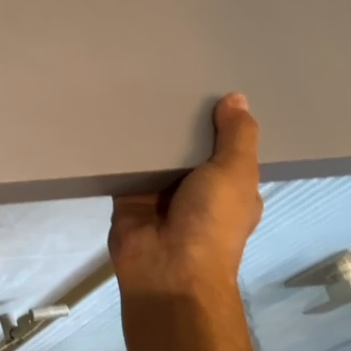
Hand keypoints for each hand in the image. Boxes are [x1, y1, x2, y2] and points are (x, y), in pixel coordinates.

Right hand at [108, 94, 262, 295]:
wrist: (166, 270)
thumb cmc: (212, 223)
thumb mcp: (236, 172)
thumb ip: (236, 136)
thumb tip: (236, 98)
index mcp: (230, 188)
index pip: (228, 149)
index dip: (222, 123)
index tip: (211, 90)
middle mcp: (196, 192)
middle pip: (188, 150)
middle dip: (181, 125)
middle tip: (170, 81)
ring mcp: (160, 197)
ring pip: (155, 158)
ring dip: (149, 136)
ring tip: (139, 91)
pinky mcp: (127, 201)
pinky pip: (124, 171)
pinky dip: (119, 153)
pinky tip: (113, 121)